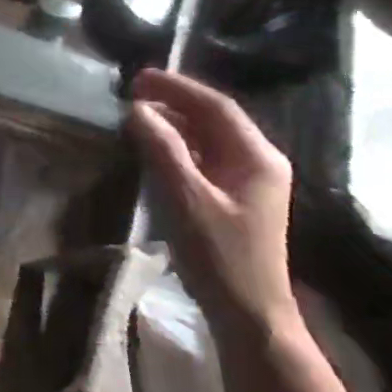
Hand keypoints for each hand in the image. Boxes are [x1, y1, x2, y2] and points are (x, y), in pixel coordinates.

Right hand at [128, 68, 297, 336]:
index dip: (176, 87)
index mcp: (257, 157)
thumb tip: (137, 109)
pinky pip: (206, 157)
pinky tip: (153, 146)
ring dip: (174, 122)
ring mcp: (250, 181)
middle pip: (215, 118)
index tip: (138, 77)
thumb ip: (161, 148)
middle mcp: (259, 162)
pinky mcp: (236, 198)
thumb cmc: (219, 255)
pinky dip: (178, 144)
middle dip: (174, 101)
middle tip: (132, 92)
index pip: (216, 106)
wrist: (249, 313)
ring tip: (137, 114)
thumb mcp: (184, 198)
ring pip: (209, 137)